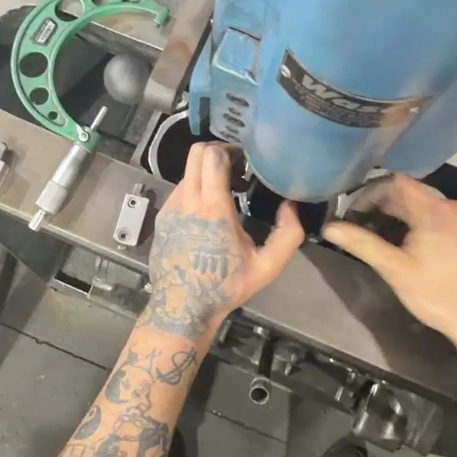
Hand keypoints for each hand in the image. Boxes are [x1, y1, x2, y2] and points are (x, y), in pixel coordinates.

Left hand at [143, 143, 304, 335]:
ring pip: (188, 171)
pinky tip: (208, 211)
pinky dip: (195, 190)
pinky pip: (180, 190)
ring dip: (206, 173)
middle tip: (237, 167)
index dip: (230, 149)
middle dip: (217, 151)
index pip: (213, 155)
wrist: (182, 307)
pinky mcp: (162, 217)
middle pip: (196, 152)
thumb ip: (288, 235)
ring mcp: (170, 207)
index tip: (246, 159)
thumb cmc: (224, 286)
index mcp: (212, 207)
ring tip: (226, 192)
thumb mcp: (266, 266)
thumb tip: (293, 206)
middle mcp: (187, 200)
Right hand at [322, 174, 456, 355]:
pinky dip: (421, 224)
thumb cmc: (440, 296)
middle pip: (411, 193)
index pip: (395, 182)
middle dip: (383, 206)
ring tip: (381, 237)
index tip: (352, 212)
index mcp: (434, 210)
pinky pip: (442, 219)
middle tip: (361, 226)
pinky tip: (412, 246)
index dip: (369, 192)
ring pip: (427, 207)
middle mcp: (454, 207)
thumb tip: (330, 227)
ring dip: (401, 216)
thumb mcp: (396, 270)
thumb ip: (362, 244)